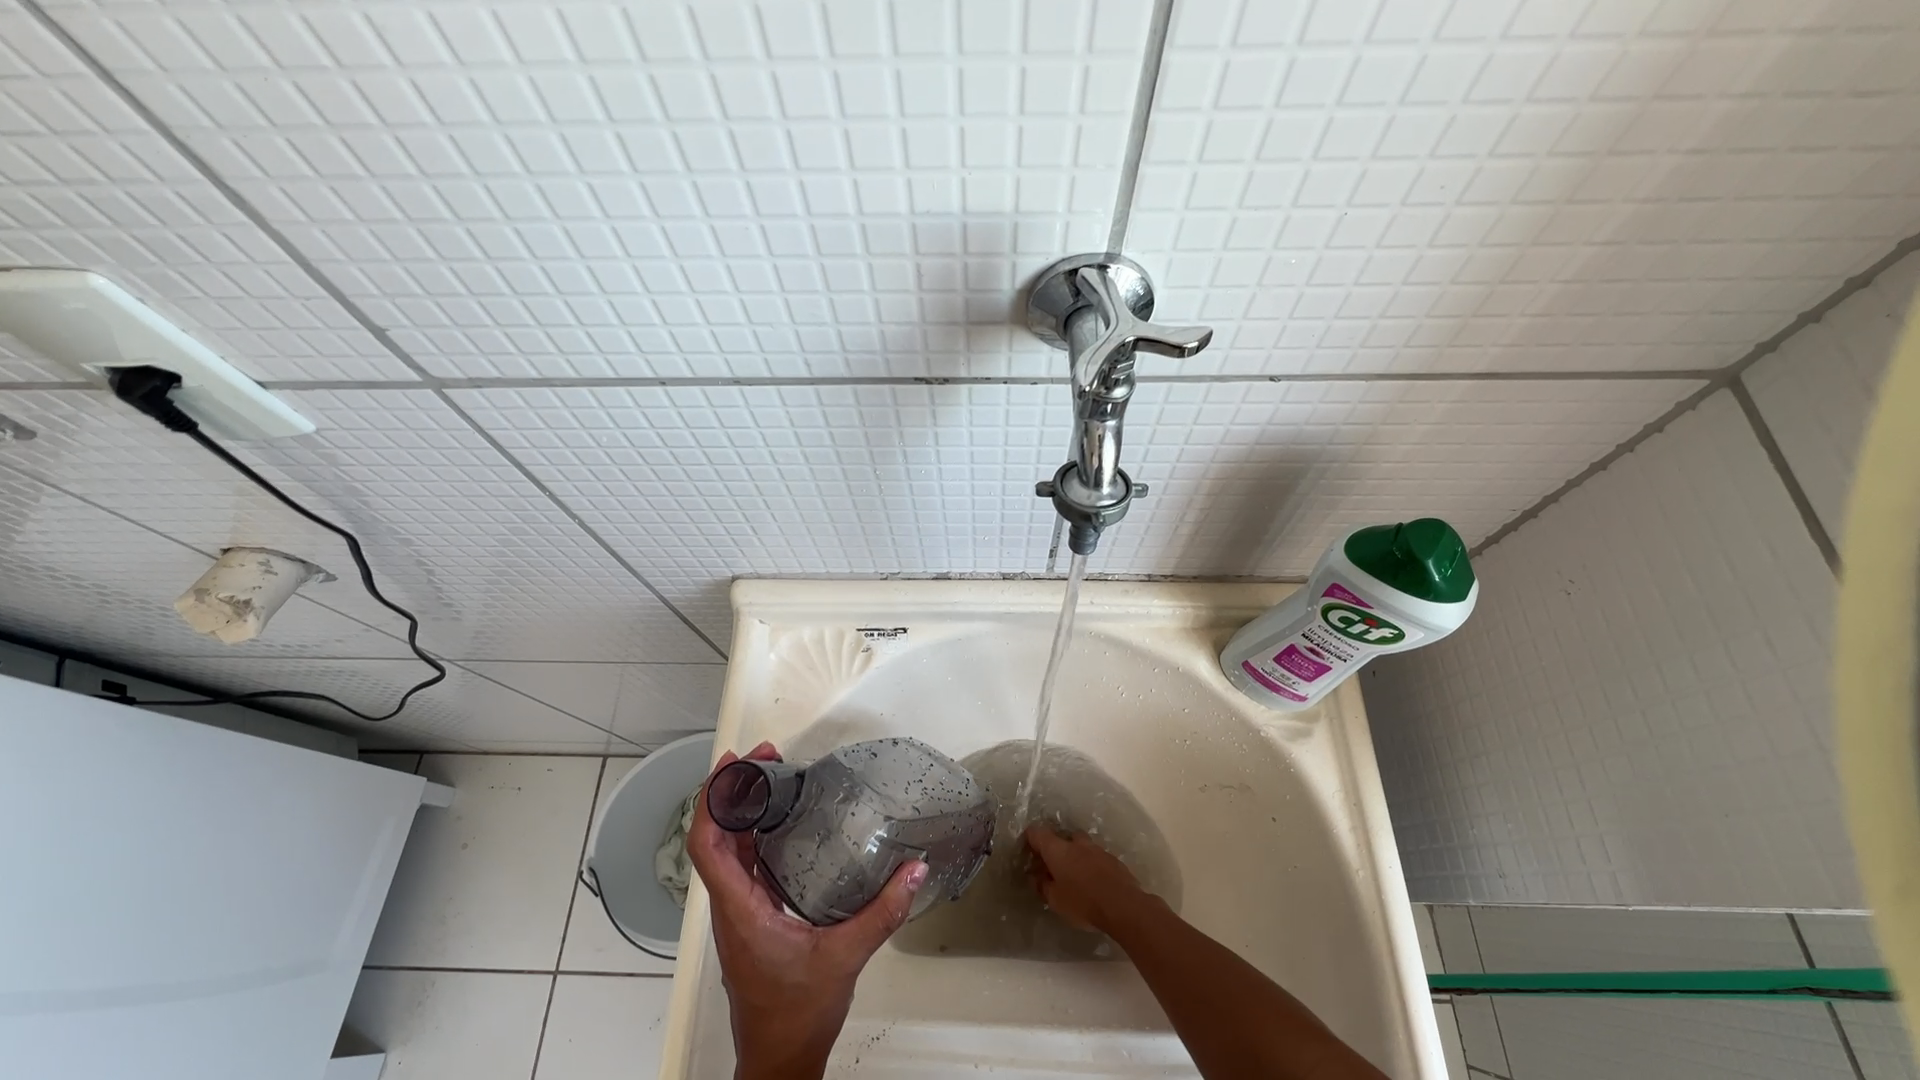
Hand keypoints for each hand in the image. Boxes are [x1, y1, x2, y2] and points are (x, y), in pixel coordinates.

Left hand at [689, 742, 927, 1079]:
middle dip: (733, 790)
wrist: (780, 1057)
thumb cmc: (798, 1014)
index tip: (735, 763)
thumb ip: (882, 913)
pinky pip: (744, 865)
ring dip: (743, 810)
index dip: (713, 799)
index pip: (708, 844)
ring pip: (728, 850)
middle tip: (767, 756)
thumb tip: (914, 869)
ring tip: (775, 777)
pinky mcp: (752, 919)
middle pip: (716, 836)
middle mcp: (732, 905)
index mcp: (741, 909)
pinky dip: (756, 835)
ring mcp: (740, 912)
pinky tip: (785, 823)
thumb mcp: (845, 958)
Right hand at [1025, 825, 1149, 932]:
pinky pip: (1097, 858)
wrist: (1123, 906)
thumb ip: (1042, 886)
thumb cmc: (1083, 902)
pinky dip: (1091, 866)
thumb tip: (1035, 877)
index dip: (1030, 839)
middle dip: (1057, 849)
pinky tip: (1093, 883)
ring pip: (1082, 846)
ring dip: (1076, 857)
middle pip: (1063, 837)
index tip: (1028, 852)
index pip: (1037, 832)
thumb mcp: (1055, 900)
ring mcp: (1098, 850)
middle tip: (1053, 867)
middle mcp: (1077, 844)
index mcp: (1058, 850)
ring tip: (1075, 877)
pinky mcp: (1114, 860)